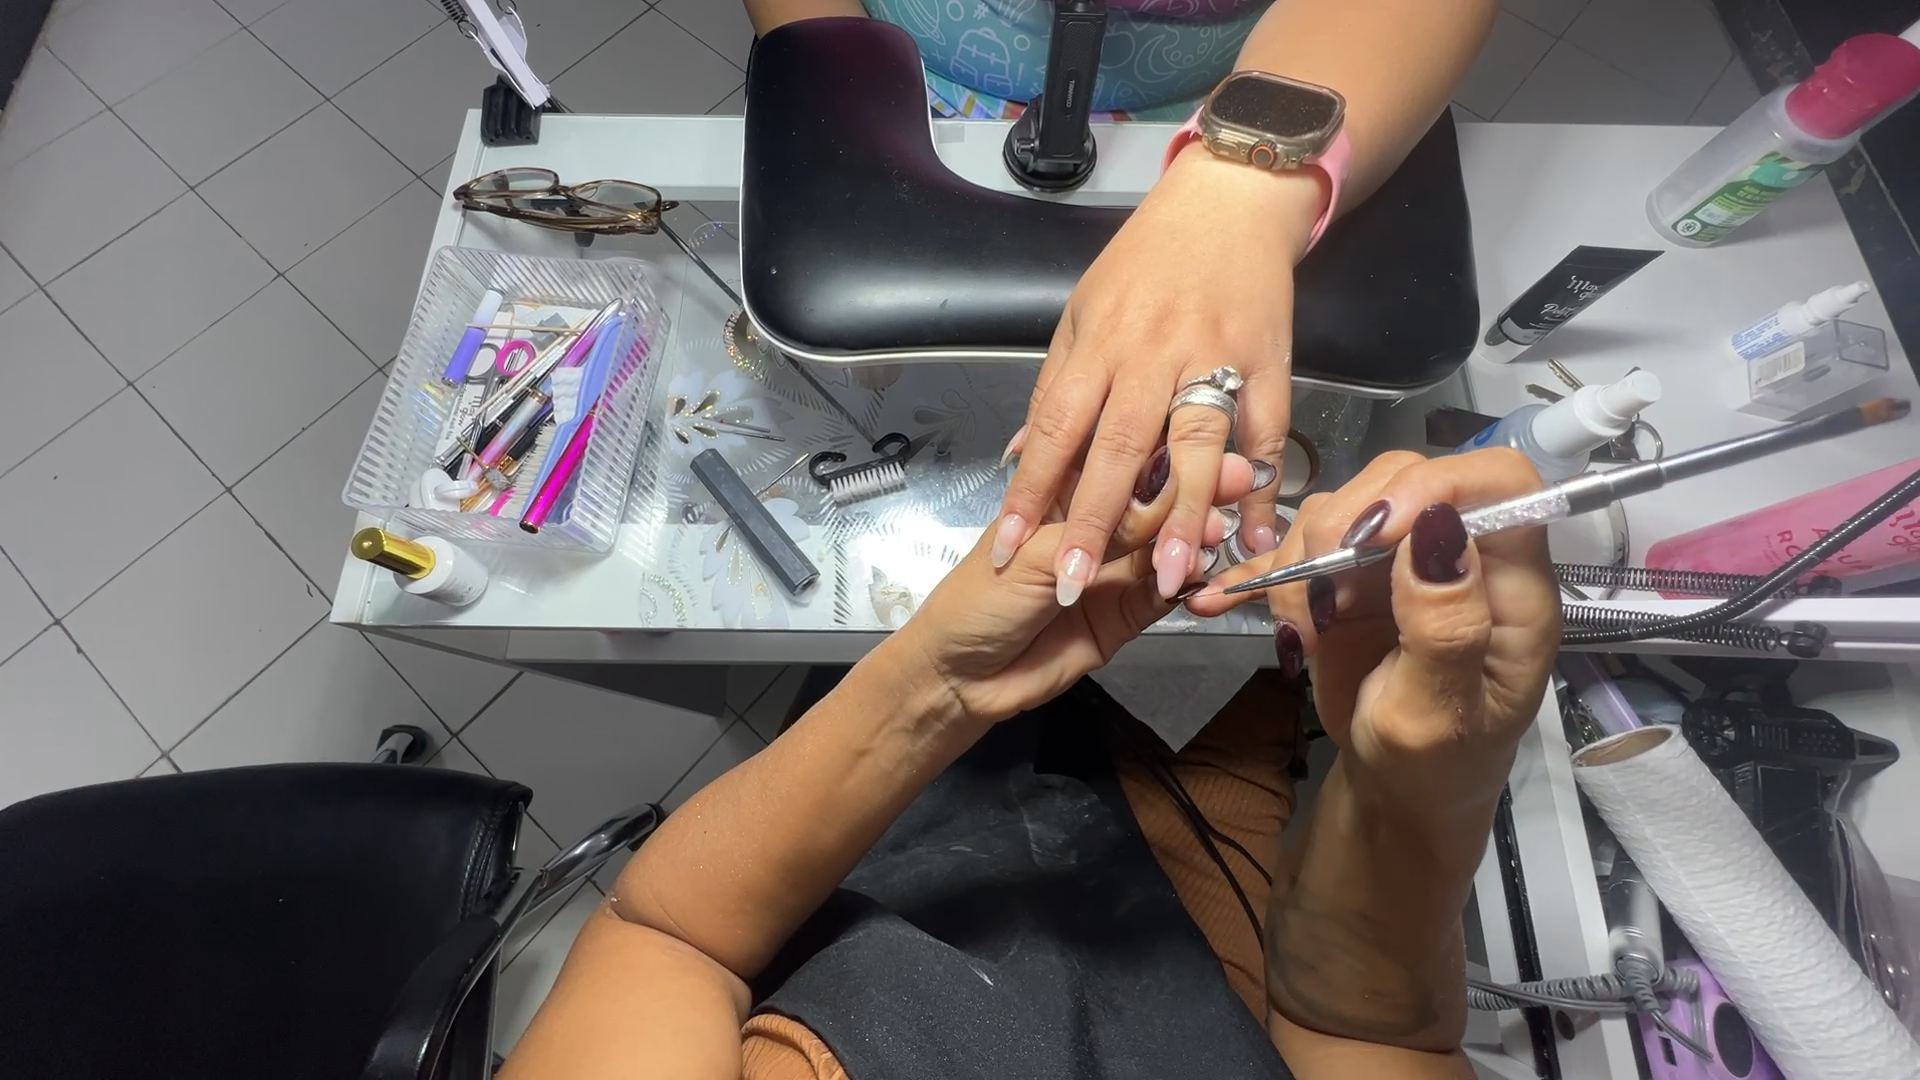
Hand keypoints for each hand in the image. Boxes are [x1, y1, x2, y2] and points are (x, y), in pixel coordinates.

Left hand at [889, 454, 1262, 728]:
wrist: (962, 678)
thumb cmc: (980, 598)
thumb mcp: (1038, 555)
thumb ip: (1105, 532)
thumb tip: (1170, 495)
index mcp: (1064, 495)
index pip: (1120, 463)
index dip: (1162, 454)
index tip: (1204, 443)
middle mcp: (1097, 526)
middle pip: (1154, 503)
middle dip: (1193, 490)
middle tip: (1239, 480)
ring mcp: (1115, 571)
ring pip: (1168, 546)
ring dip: (1196, 537)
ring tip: (1221, 531)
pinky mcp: (1128, 614)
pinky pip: (1167, 595)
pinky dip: (1189, 584)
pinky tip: (1207, 574)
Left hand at [993, 148, 1327, 605]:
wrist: (1229, 199)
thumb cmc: (1142, 265)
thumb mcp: (1081, 315)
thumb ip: (1055, 387)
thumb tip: (1021, 455)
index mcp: (1098, 345)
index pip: (1054, 431)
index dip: (1027, 494)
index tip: (1002, 552)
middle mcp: (1152, 356)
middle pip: (1119, 448)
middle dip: (1093, 522)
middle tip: (1070, 587)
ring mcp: (1215, 359)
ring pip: (1196, 446)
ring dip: (1184, 516)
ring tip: (1172, 579)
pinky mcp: (1270, 364)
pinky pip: (1266, 434)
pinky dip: (1262, 485)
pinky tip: (1254, 537)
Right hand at [1188, 449, 1560, 815]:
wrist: (1396, 787)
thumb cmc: (1436, 765)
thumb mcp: (1441, 714)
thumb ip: (1446, 627)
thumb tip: (1437, 532)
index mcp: (1507, 583)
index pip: (1494, 483)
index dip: (1431, 486)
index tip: (1368, 536)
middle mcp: (1451, 556)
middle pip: (1397, 481)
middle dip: (1342, 530)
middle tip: (1319, 602)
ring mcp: (1390, 565)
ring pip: (1335, 512)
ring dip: (1298, 566)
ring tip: (1299, 633)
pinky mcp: (1340, 581)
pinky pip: (1290, 554)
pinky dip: (1252, 576)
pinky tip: (1217, 600)